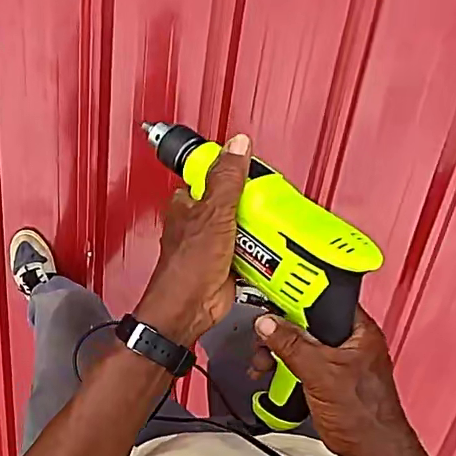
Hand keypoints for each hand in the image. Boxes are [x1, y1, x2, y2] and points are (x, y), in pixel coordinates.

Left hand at [133, 133, 251, 346]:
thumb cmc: (186, 268)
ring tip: (270, 230)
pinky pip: (251, 252)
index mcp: (188, 204)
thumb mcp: (212, 213)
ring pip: (245, 227)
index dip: (233, 171)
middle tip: (266, 206)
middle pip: (235, 202)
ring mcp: (215, 244)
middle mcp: (200, 222)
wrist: (189, 310)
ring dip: (258, 231)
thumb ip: (226, 179)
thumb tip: (236, 146)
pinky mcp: (228, 265)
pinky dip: (261, 253)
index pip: (213, 175)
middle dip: (253, 206)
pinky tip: (267, 253)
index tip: (252, 171)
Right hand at [253, 306, 425, 455]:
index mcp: (358, 331)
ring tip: (267, 364)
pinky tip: (276, 376)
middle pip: (306, 322)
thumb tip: (269, 325)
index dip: (297, 299)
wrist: (371, 451)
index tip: (274, 301)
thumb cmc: (365, 416)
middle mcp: (350, 342)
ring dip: (279, 353)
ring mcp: (338, 360)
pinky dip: (285, 368)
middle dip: (280, 333)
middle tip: (266, 342)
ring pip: (301, 344)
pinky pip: (301, 362)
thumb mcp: (320, 373)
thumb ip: (292, 345)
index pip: (322, 300)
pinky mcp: (328, 377)